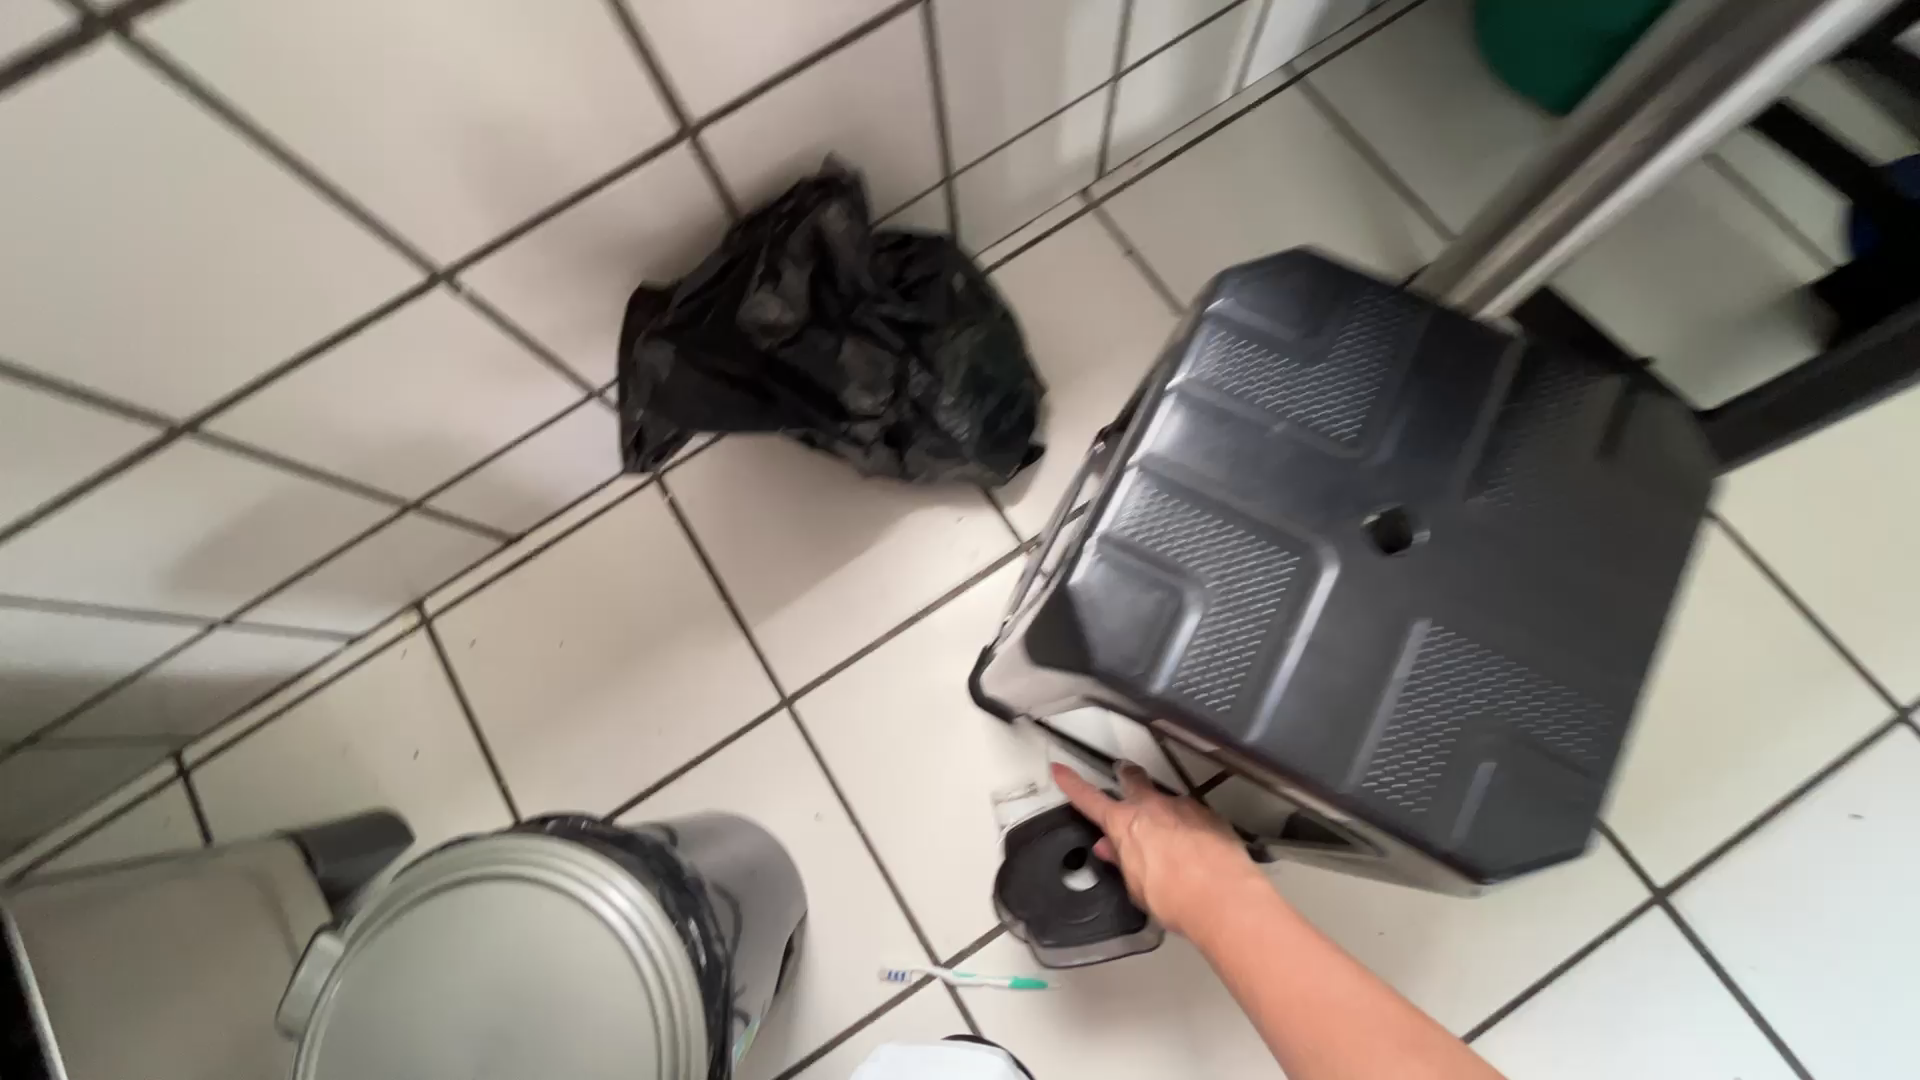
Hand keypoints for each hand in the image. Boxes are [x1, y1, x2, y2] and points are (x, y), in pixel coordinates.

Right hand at [1050, 760, 1266, 938]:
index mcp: (1125, 823)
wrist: (1225, 900)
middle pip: (1133, 779)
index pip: (1090, 799)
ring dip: (1163, 810)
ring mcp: (1183, 807)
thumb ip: (1122, 862)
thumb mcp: (1137, 887)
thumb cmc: (1174, 899)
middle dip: (1127, 776)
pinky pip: (1193, 814)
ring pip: (1166, 798)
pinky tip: (1197, 847)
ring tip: (1171, 836)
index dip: (1072, 784)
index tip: (1060, 770)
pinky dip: (1190, 825)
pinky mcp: (1211, 816)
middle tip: (1125, 777)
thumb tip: (1110, 849)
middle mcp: (1152, 806)